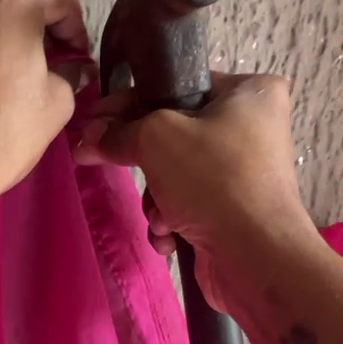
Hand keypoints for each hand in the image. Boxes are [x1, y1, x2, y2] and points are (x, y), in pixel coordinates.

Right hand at [74, 72, 320, 312]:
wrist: (255, 255)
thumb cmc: (212, 179)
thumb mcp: (157, 139)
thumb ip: (118, 133)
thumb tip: (88, 139)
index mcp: (249, 93)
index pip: (179, 88)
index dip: (131, 102)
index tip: (94, 120)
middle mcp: (252, 129)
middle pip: (174, 137)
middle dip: (145, 165)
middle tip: (106, 163)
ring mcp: (244, 176)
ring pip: (175, 178)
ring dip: (157, 202)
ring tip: (162, 218)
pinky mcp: (233, 214)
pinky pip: (188, 208)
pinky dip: (172, 223)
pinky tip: (171, 238)